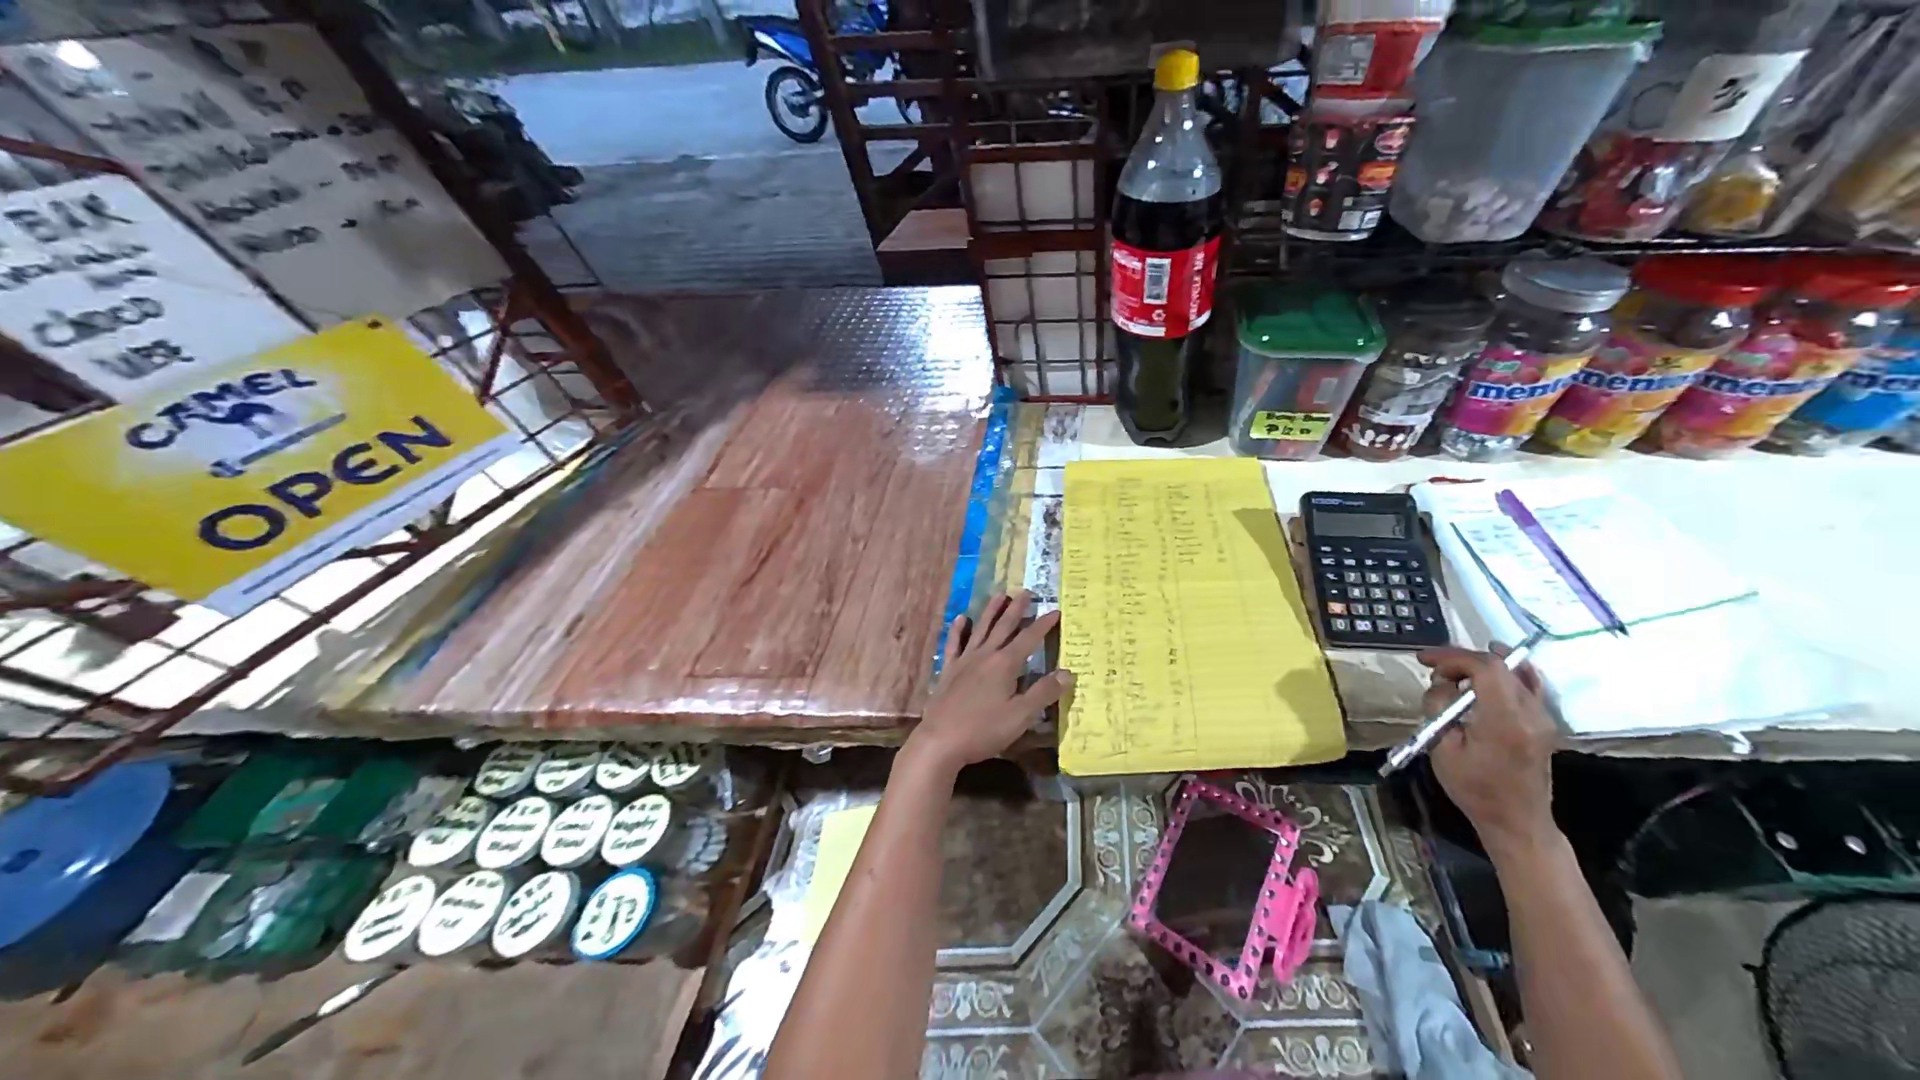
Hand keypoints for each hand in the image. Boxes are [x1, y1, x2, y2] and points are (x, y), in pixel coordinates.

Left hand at [906, 591, 1072, 776]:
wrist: (940, 741)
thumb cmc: (984, 730)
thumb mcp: (1021, 716)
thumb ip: (1043, 692)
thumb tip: (1067, 673)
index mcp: (1005, 665)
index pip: (1029, 639)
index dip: (1043, 625)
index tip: (1055, 610)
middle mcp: (985, 656)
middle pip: (1004, 627)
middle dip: (1017, 610)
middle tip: (1026, 592)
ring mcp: (964, 661)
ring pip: (981, 629)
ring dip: (991, 611)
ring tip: (1000, 595)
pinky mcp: (949, 671)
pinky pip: (955, 644)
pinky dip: (959, 630)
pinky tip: (962, 618)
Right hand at [1418, 644, 1556, 855]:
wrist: (1517, 821)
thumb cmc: (1474, 789)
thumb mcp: (1442, 748)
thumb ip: (1440, 708)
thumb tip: (1442, 683)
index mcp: (1506, 720)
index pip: (1485, 668)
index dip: (1453, 657)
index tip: (1425, 661)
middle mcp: (1532, 713)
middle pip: (1500, 664)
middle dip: (1462, 658)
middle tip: (1433, 666)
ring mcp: (1543, 717)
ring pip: (1516, 670)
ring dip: (1482, 664)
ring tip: (1455, 671)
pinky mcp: (1544, 722)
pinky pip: (1528, 684)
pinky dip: (1506, 672)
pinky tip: (1488, 674)